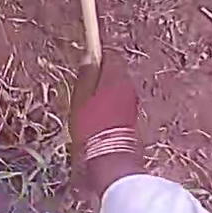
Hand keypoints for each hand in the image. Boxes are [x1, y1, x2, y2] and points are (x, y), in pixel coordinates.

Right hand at [70, 55, 143, 199]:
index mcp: (115, 78)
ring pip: (115, 87)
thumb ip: (86, 75)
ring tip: (85, 103)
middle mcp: (127, 86)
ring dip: (102, 90)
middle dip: (99, 74)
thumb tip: (89, 56)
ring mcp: (131, 102)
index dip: (97, 56)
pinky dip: (106, 103)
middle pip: (114, 71)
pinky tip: (94, 116)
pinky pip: (117, 101)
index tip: (84, 63)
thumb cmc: (90, 125)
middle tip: (80, 85)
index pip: (111, 55)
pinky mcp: (130, 116)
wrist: (108, 158)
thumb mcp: (80, 97)